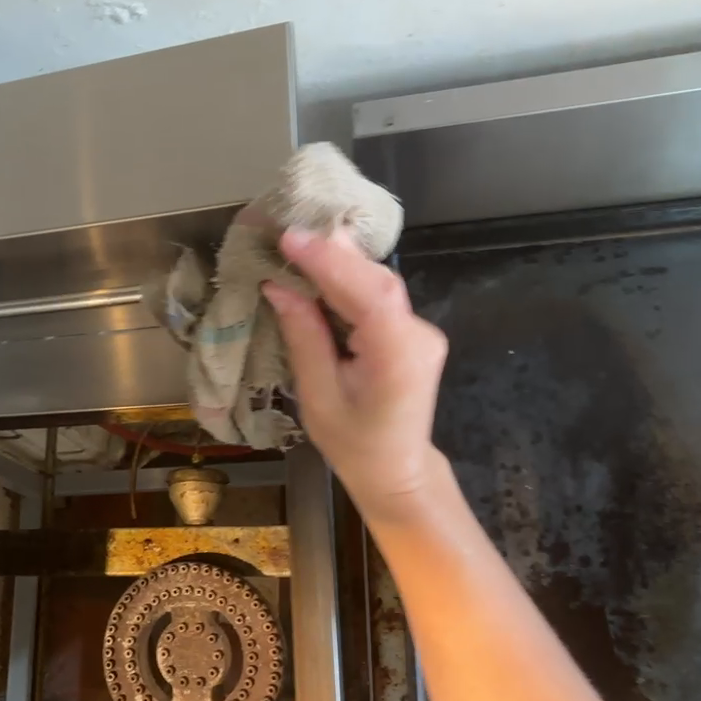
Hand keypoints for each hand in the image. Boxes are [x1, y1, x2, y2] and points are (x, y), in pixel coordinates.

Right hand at [262, 228, 449, 525]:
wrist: (396, 470)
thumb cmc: (354, 445)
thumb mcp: (318, 397)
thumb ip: (304, 338)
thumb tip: (280, 285)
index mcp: (398, 358)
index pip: (369, 295)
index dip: (331, 261)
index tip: (291, 237)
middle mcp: (419, 336)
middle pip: (377, 282)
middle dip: (332, 253)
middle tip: (288, 229)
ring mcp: (420, 331)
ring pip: (379, 284)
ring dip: (338, 262)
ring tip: (298, 242)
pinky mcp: (411, 331)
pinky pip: (378, 296)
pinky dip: (347, 279)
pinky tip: (320, 267)